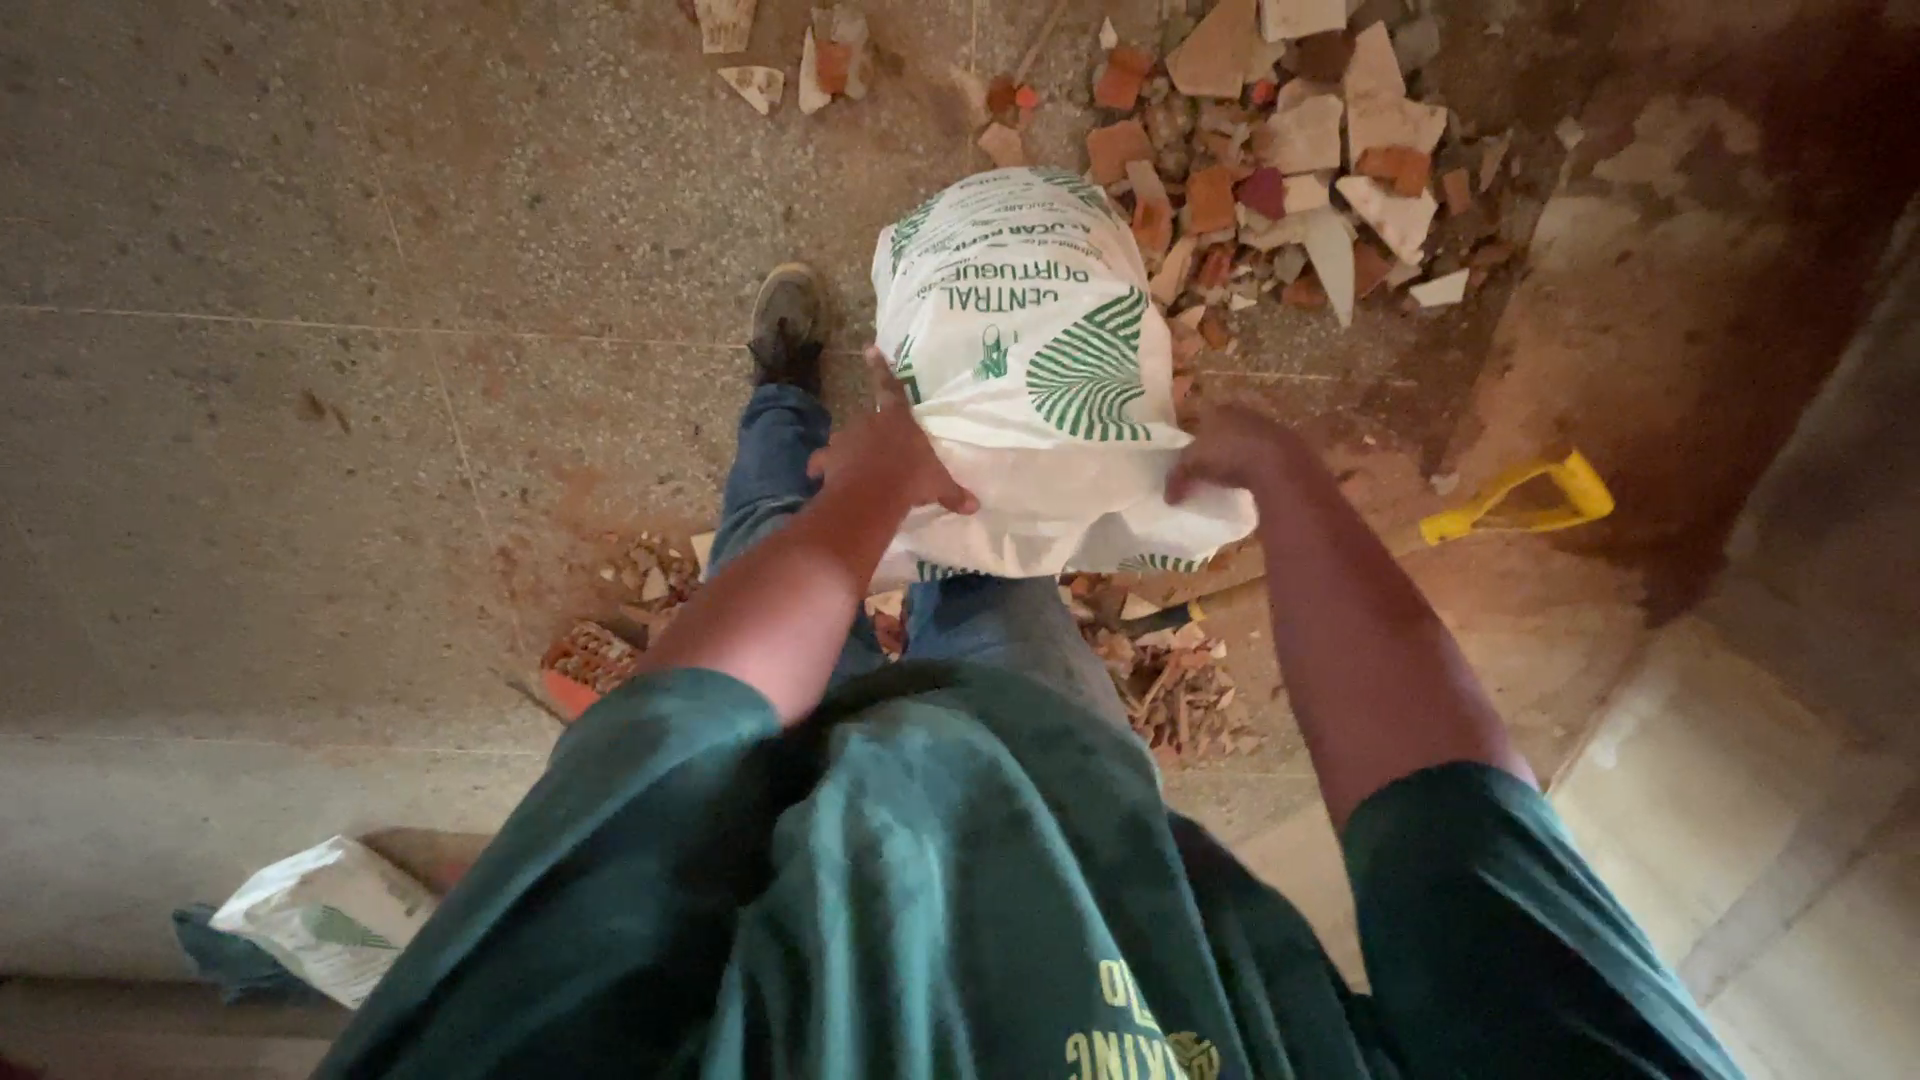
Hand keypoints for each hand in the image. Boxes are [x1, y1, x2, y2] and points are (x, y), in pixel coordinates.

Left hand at [806, 347, 978, 514]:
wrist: (872, 494)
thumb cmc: (910, 478)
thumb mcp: (937, 485)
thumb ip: (953, 493)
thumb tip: (975, 506)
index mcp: (897, 419)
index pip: (891, 388)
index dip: (881, 368)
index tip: (870, 348)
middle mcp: (868, 422)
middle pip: (868, 419)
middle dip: (872, 432)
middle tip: (881, 451)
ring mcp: (845, 438)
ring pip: (844, 438)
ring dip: (849, 448)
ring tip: (855, 466)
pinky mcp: (828, 458)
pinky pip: (822, 461)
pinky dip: (821, 467)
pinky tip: (819, 476)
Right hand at [1165, 404, 1306, 504]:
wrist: (1278, 462)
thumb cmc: (1227, 455)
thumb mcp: (1192, 466)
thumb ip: (1177, 477)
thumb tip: (1168, 498)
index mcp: (1217, 410)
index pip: (1200, 415)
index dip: (1193, 433)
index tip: (1189, 451)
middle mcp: (1241, 411)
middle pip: (1223, 425)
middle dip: (1216, 442)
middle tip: (1207, 463)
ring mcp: (1266, 424)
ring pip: (1245, 437)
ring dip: (1238, 452)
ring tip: (1230, 473)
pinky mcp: (1285, 441)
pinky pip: (1263, 451)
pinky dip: (1256, 462)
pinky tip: (1252, 477)